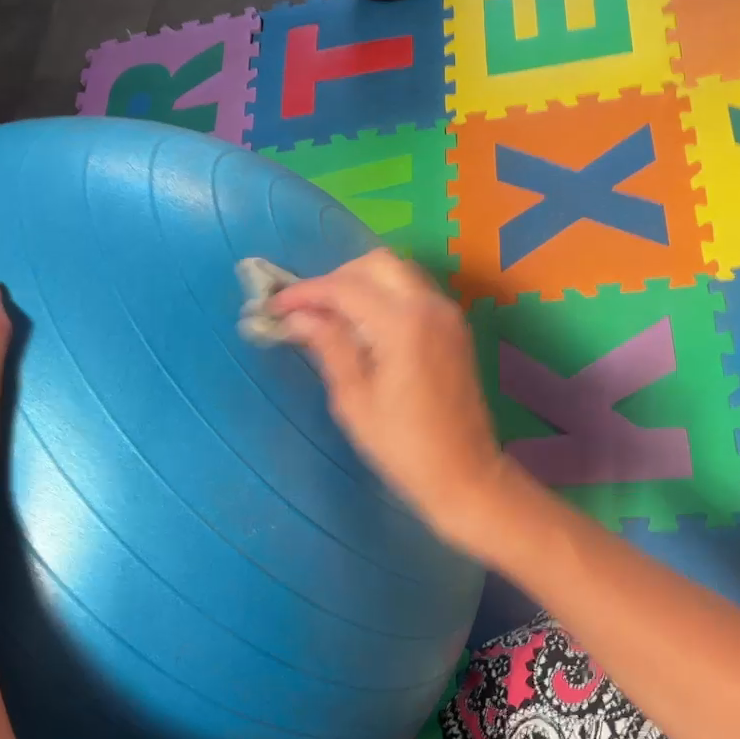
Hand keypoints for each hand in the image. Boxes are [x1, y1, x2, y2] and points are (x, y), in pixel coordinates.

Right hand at [269, 250, 511, 551]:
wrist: (465, 475)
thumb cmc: (403, 448)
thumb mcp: (354, 401)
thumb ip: (329, 347)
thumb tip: (298, 317)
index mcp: (403, 324)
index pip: (345, 287)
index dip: (305, 293)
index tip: (274, 307)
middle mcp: (430, 307)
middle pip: (376, 264)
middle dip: (336, 279)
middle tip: (306, 310)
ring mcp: (448, 315)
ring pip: (398, 273)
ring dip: (361, 284)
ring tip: (330, 317)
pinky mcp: (455, 329)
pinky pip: (414, 293)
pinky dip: (385, 296)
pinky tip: (364, 327)